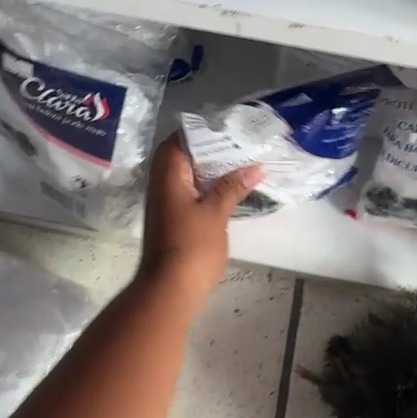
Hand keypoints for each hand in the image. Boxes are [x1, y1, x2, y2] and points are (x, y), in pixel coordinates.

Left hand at [137, 133, 263, 299]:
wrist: (169, 290)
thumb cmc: (192, 246)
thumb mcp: (216, 213)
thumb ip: (233, 187)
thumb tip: (255, 166)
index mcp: (168, 176)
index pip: (178, 140)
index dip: (199, 131)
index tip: (226, 127)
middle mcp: (161, 185)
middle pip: (181, 157)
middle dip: (208, 150)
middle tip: (238, 145)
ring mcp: (165, 204)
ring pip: (186, 176)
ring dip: (208, 169)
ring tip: (239, 163)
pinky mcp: (172, 220)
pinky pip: (188, 192)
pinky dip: (206, 187)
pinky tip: (228, 190)